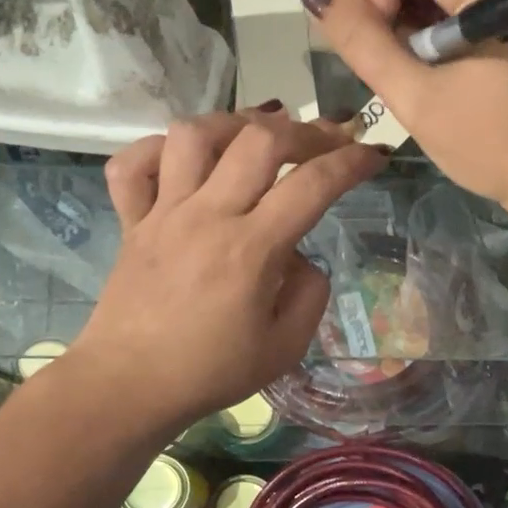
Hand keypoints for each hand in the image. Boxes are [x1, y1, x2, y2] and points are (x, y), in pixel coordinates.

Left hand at [64, 109, 386, 429]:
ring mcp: (163, 211)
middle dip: (305, 130)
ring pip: (196, 134)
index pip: (311, 185)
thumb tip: (301, 258)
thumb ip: (310, 294)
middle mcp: (208, 215)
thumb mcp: (286, 346)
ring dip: (237, 123)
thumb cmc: (215, 371)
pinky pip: (135, 163)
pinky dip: (162, 149)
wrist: (133, 383)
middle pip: (259, 140)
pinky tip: (188, 161)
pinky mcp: (132, 220)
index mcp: (252, 249)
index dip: (350, 163)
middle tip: (330, 138)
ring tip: (263, 134)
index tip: (375, 155)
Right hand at [304, 0, 507, 209]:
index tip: (386, 54)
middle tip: (400, 70)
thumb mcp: (417, 99)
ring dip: (408, 26)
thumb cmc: (490, 146)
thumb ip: (363, 43)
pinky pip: (451, 4)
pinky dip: (431, 34)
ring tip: (418, 77)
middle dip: (390, 11)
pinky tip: (436, 74)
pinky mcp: (507, 21)